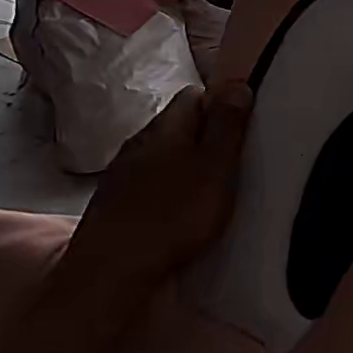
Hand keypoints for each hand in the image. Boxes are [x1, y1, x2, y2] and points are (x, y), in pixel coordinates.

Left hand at [71, 81, 253, 281]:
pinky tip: (174, 211)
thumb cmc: (174, 215)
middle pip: (175, 125)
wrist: (112, 268)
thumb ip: (227, 127)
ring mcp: (121, 173)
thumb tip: (237, 84)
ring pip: (158, 155)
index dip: (219, 105)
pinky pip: (146, 183)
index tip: (240, 130)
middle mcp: (138, 142)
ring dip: (181, 164)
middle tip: (229, 163)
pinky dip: (164, 189)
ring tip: (204, 189)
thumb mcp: (215, 168)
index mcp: (165, 127)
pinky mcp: (112, 203)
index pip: (193, 95)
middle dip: (201, 136)